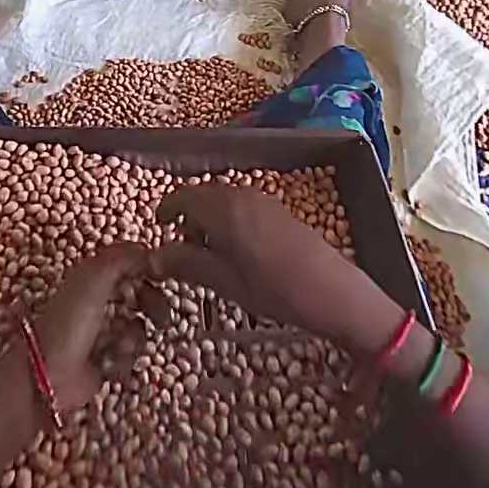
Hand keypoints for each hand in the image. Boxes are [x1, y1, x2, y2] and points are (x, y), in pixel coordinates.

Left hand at [25, 243, 152, 410]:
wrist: (49, 375)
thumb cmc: (70, 321)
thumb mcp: (95, 279)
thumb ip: (123, 258)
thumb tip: (152, 252)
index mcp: (94, 275)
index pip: (130, 263)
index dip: (148, 268)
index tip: (165, 276)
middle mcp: (100, 299)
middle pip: (140, 295)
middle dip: (151, 306)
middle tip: (159, 318)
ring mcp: (103, 329)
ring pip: (138, 327)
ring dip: (132, 338)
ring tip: (119, 346)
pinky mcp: (106, 357)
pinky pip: (130, 354)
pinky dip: (121, 359)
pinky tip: (106, 362)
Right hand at [151, 184, 405, 356]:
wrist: (334, 292)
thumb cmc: (274, 289)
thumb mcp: (224, 282)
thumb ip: (186, 264)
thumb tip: (154, 256)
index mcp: (222, 208)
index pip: (182, 196)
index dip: (166, 209)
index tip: (159, 226)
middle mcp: (241, 196)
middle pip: (202, 195)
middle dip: (187, 216)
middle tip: (183, 247)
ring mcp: (263, 200)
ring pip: (223, 199)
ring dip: (208, 218)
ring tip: (210, 253)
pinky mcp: (279, 210)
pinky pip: (242, 205)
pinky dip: (229, 219)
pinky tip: (238, 250)